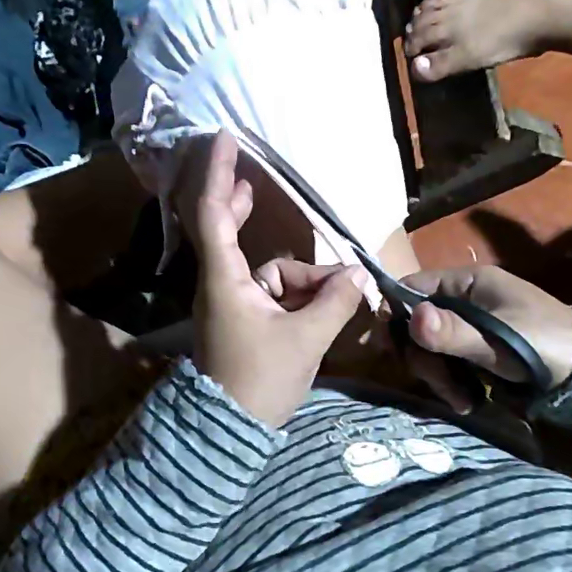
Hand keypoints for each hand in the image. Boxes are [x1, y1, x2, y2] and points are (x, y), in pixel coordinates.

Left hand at [175, 132, 368, 427]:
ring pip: (270, 275)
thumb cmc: (260, 380)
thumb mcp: (305, 339)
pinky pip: (274, 298)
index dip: (217, 174)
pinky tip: (329, 305)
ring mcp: (233, 308)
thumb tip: (358, 275)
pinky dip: (300, 297)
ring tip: (341, 294)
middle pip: (232, 236)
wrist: (232, 432)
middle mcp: (223, 287)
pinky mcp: (244, 326)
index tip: (224, 139)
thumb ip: (334, 303)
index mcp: (225, 281)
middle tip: (253, 186)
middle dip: (246, 213)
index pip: (213, 215)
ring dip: (304, 278)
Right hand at [397, 265, 571, 411]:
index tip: (396, 349)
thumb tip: (412, 318)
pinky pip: (449, 362)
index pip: (412, 287)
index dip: (399, 316)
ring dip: (439, 376)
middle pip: (418, 323)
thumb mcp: (498, 341)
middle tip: (443, 386)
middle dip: (425, 358)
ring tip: (462, 401)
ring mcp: (471, 325)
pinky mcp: (477, 349)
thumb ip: (454, 332)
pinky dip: (453, 382)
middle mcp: (465, 299)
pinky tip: (468, 400)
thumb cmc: (544, 345)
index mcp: (469, 281)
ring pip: (431, 347)